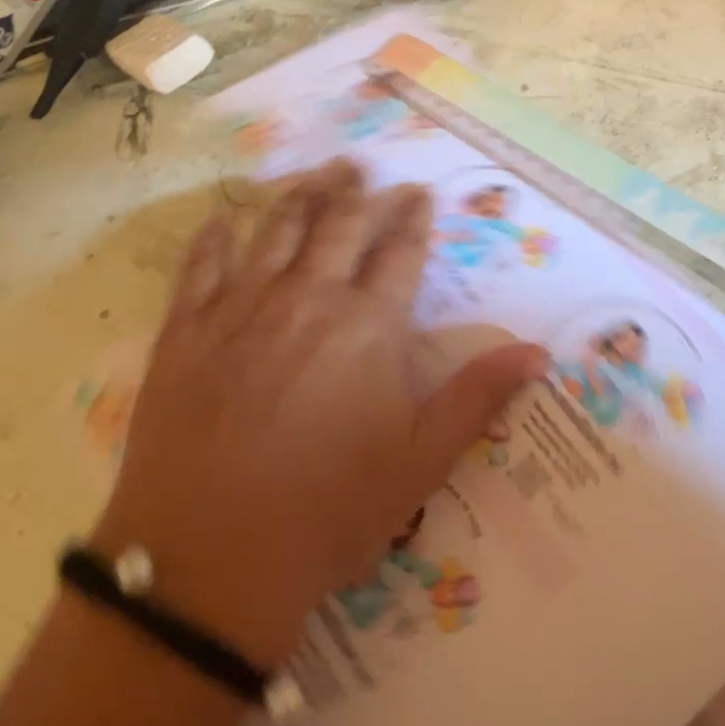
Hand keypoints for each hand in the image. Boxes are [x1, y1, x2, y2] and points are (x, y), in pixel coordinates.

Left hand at [93, 160, 547, 668]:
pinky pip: (200, 267)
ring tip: (316, 174)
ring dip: (300, 196)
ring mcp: (239, 310)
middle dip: (358, 193)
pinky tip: (222, 219)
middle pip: (338, 228)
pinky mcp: (184, 332)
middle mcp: (306, 299)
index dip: (412, 221)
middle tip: (366, 168)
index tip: (420, 197)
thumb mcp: (421, 461)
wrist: (214, 556)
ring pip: (275, 231)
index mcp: (367, 326)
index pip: (399, 254)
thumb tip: (539, 351)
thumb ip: (478, 397)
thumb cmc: (331, 511)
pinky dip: (214, 237)